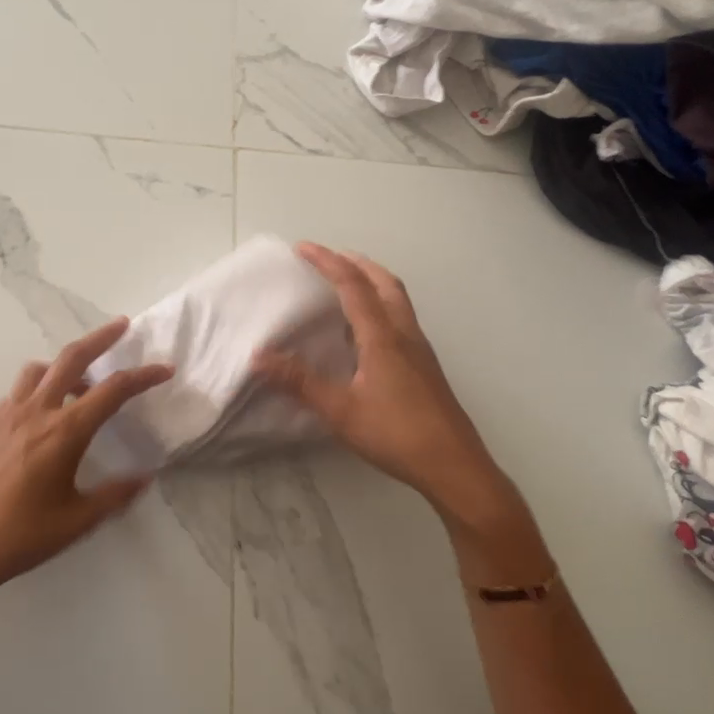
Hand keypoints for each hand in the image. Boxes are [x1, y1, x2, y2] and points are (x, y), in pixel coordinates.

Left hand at [0, 317, 172, 609]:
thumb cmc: (24, 536)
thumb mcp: (79, 520)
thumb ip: (116, 494)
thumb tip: (145, 477)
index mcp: (64, 432)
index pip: (112, 391)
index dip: (143, 376)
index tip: (165, 369)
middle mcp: (36, 412)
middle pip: (71, 358)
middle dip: (100, 338)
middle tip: (122, 325)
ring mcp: (8, 416)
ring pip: (39, 370)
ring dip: (64, 364)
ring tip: (82, 380)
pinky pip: (19, 392)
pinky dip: (39, 388)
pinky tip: (46, 413)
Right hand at [253, 243, 514, 531]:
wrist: (454, 465)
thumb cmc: (396, 434)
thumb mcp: (340, 410)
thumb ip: (300, 382)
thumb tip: (259, 356)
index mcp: (382, 337)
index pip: (352, 285)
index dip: (327, 262)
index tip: (302, 248)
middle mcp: (404, 334)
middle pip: (384, 282)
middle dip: (355, 263)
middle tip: (329, 258)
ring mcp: (419, 350)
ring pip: (397, 300)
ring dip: (371, 282)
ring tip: (345, 285)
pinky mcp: (425, 367)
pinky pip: (400, 320)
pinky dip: (379, 306)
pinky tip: (364, 333)